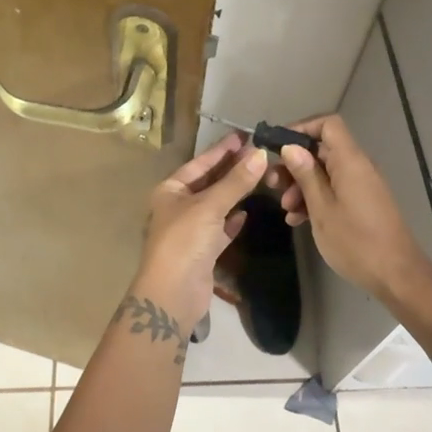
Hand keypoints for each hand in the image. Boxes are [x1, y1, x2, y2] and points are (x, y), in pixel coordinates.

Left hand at [134, 132, 267, 321]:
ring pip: (216, 205)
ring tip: (258, 176)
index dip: (221, 150)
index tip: (243, 137)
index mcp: (170, 190)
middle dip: (231, 169)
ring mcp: (190, 230)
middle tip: (257, 154)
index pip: (199, 163)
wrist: (173, 294)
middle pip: (208, 182)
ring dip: (235, 193)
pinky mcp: (203, 252)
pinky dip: (232, 220)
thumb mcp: (209, 206)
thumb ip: (236, 182)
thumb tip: (260, 154)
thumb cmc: (184, 241)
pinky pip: (220, 229)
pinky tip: (246, 212)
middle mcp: (178, 207)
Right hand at [272, 114, 431, 297]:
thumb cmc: (356, 241)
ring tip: (285, 208)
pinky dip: (316, 199)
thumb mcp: (322, 209)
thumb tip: (290, 146)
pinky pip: (335, 190)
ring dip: (302, 186)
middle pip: (322, 150)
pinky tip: (298, 220)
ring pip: (325, 173)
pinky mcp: (363, 204)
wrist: (397, 276)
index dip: (302, 129)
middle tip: (273, 184)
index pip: (328, 125)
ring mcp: (361, 186)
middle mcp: (358, 167)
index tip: (278, 148)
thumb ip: (306, 175)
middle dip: (295, 165)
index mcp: (350, 161)